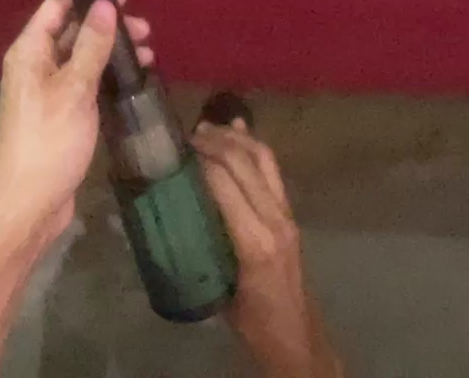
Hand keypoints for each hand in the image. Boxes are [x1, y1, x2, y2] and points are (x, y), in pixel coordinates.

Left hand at [0, 0, 152, 247]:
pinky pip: (84, 83)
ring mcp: (48, 91)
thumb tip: (105, 4)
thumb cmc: (49, 140)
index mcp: (29, 51)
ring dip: (111, 53)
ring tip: (148, 54)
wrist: (29, 204)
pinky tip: (133, 80)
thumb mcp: (75, 89)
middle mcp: (35, 65)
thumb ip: (91, 45)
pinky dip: (106, 77)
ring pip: (81, 58)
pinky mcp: (60, 114)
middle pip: (72, 32)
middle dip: (107, 27)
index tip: (122, 0)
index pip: (56, 7)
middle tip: (145, 31)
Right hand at [194, 120, 343, 377]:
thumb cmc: (251, 320)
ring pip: (263, 158)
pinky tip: (238, 131)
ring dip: (235, 138)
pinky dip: (253, 145)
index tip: (176, 148)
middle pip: (244, 162)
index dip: (200, 159)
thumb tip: (171, 207)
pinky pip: (272, 169)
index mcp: (254, 241)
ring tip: (209, 128)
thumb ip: (201, 244)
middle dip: (215, 141)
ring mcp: (286, 214)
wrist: (297, 340)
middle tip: (187, 135)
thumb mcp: (217, 285)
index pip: (224, 182)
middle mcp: (274, 219)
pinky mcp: (290, 214)